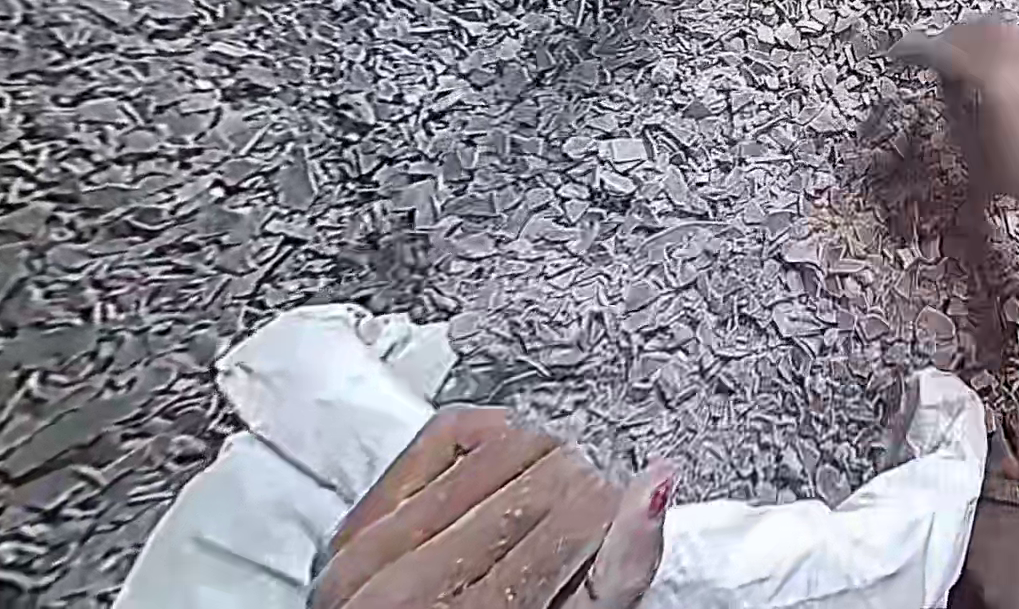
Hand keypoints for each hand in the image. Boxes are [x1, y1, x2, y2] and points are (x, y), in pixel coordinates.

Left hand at [311, 406, 672, 608]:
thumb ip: (624, 568)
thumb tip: (661, 478)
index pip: (584, 508)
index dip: (613, 513)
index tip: (604, 533)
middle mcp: (400, 592)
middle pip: (551, 471)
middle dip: (582, 488)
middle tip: (573, 525)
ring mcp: (367, 554)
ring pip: (513, 439)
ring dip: (546, 460)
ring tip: (539, 503)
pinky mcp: (357, 519)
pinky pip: (453, 427)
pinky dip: (493, 432)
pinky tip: (504, 471)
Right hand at [890, 20, 1018, 215]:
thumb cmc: (1015, 171)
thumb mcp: (968, 141)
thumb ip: (953, 103)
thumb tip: (943, 78)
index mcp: (993, 83)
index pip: (951, 50)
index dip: (925, 49)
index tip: (910, 51)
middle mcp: (1015, 69)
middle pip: (974, 33)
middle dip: (948, 38)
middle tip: (931, 50)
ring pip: (997, 30)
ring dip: (973, 33)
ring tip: (958, 45)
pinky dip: (1000, 37)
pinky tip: (992, 46)